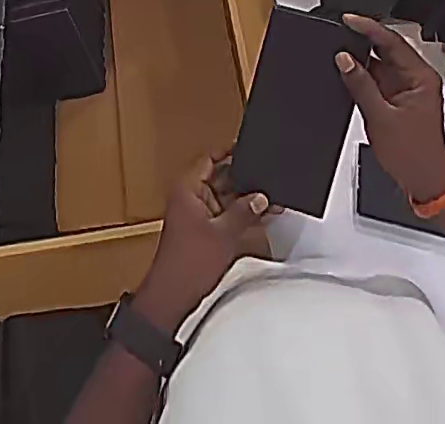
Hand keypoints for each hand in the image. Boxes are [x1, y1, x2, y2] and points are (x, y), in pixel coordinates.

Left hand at [134, 150, 270, 329]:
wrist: (174, 297)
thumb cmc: (186, 265)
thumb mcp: (223, 234)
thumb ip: (244, 212)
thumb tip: (259, 197)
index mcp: (188, 189)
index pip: (208, 159)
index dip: (227, 151)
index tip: (246, 147)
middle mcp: (191, 198)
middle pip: (219, 177)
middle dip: (242, 178)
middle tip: (265, 176)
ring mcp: (197, 214)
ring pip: (225, 197)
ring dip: (244, 198)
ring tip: (269, 197)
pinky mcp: (204, 230)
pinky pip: (225, 214)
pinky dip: (240, 214)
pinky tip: (260, 215)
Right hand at [338, 13, 444, 204]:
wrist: (425, 182)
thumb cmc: (415, 155)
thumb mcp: (381, 117)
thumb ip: (360, 84)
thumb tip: (344, 59)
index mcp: (421, 78)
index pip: (393, 42)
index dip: (369, 28)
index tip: (348, 19)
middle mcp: (416, 80)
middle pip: (386, 50)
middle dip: (362, 41)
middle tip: (338, 32)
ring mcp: (406, 89)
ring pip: (379, 64)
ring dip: (360, 60)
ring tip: (339, 55)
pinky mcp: (396, 99)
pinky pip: (375, 78)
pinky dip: (361, 76)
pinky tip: (347, 75)